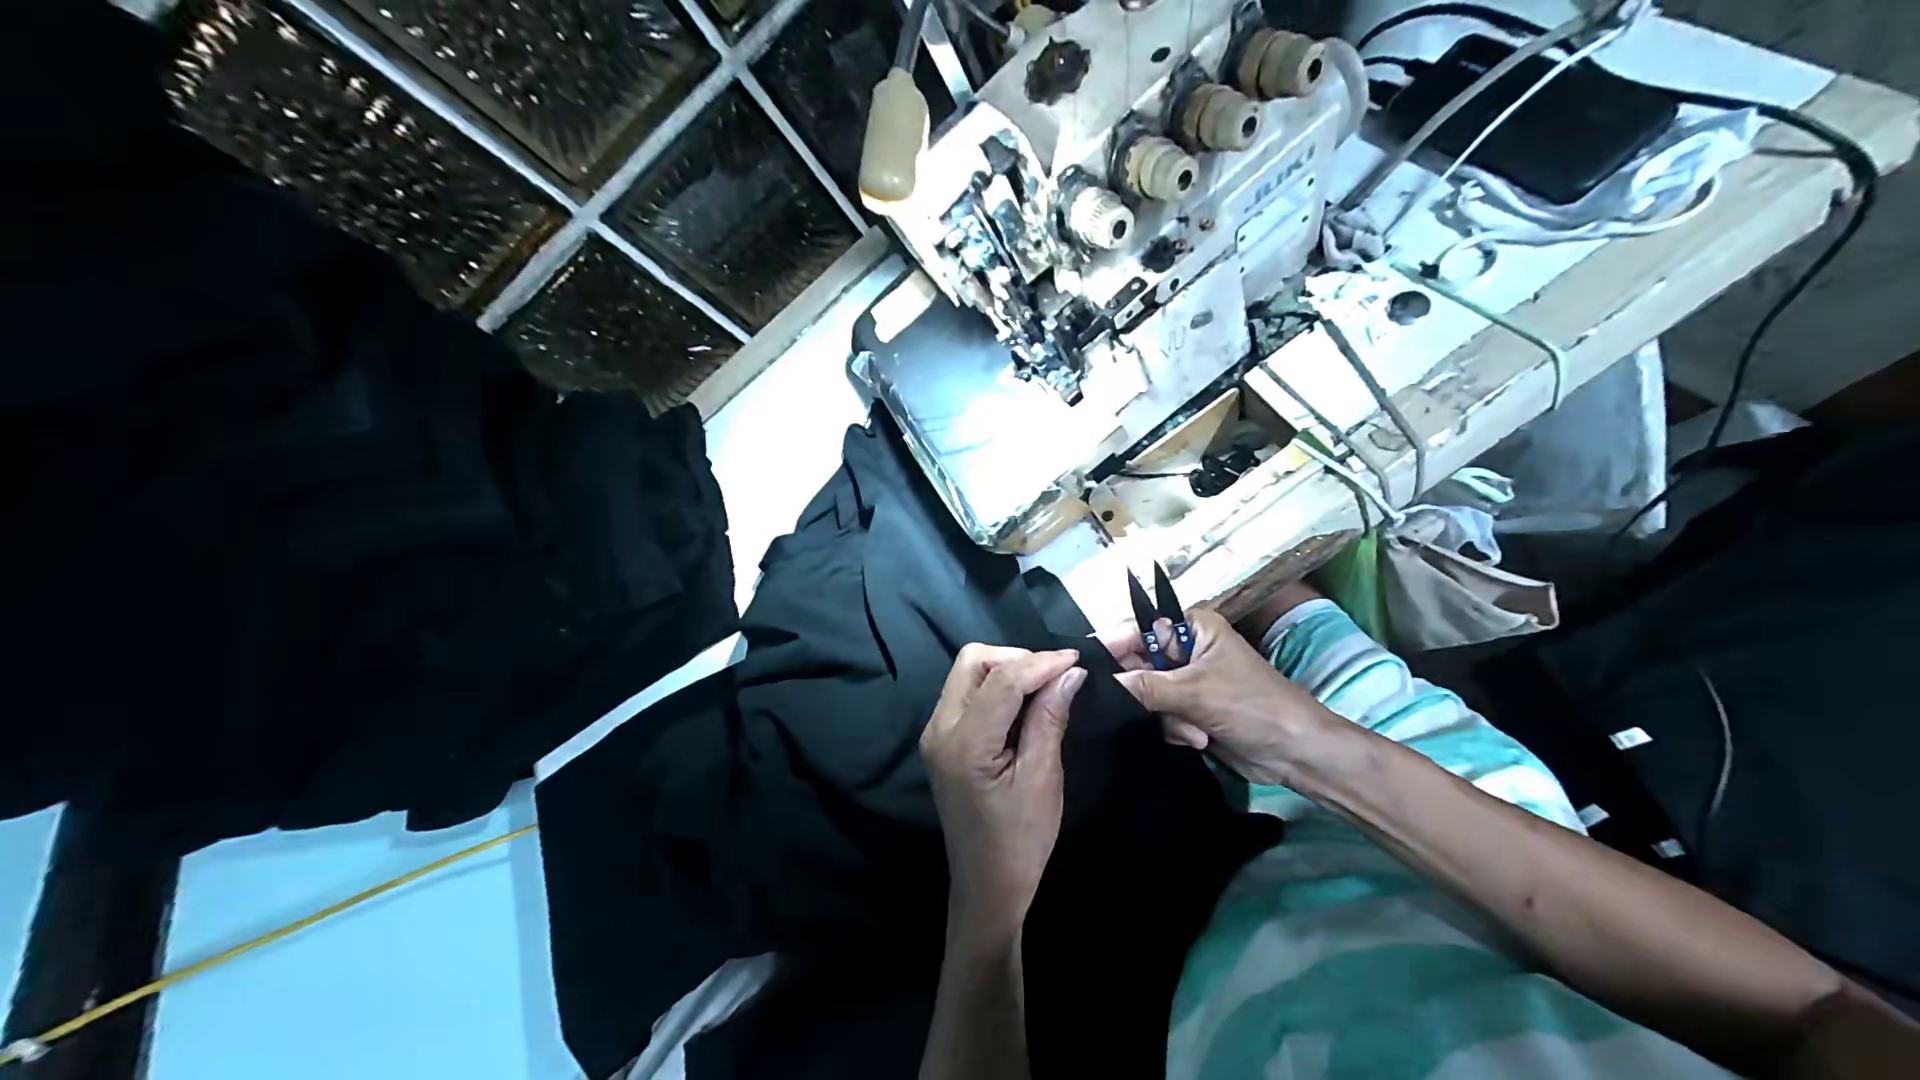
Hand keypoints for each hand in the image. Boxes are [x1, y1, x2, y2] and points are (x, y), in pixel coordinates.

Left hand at [921, 645, 1087, 939]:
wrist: (986, 884)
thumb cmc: (1021, 840)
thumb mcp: (1042, 778)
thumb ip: (1050, 718)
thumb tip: (1070, 673)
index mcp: (964, 743)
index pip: (1002, 680)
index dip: (1041, 663)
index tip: (1077, 660)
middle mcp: (939, 728)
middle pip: (972, 661)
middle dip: (1016, 659)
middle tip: (1055, 676)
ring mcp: (935, 732)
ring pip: (967, 672)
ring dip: (1005, 669)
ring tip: (1043, 686)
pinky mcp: (940, 738)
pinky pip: (965, 692)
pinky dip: (995, 686)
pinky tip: (1023, 701)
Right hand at [1099, 608, 1340, 786]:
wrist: (1297, 753)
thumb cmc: (1252, 706)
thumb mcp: (1194, 692)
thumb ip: (1143, 687)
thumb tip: (1098, 685)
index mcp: (1192, 627)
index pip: (1137, 629)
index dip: (1114, 648)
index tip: (1087, 669)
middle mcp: (1187, 648)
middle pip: (1138, 664)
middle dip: (1147, 693)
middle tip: (1153, 710)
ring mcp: (1188, 680)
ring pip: (1146, 694)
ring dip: (1165, 717)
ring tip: (1194, 731)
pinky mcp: (1189, 709)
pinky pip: (1159, 714)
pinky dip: (1174, 728)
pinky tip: (1198, 739)